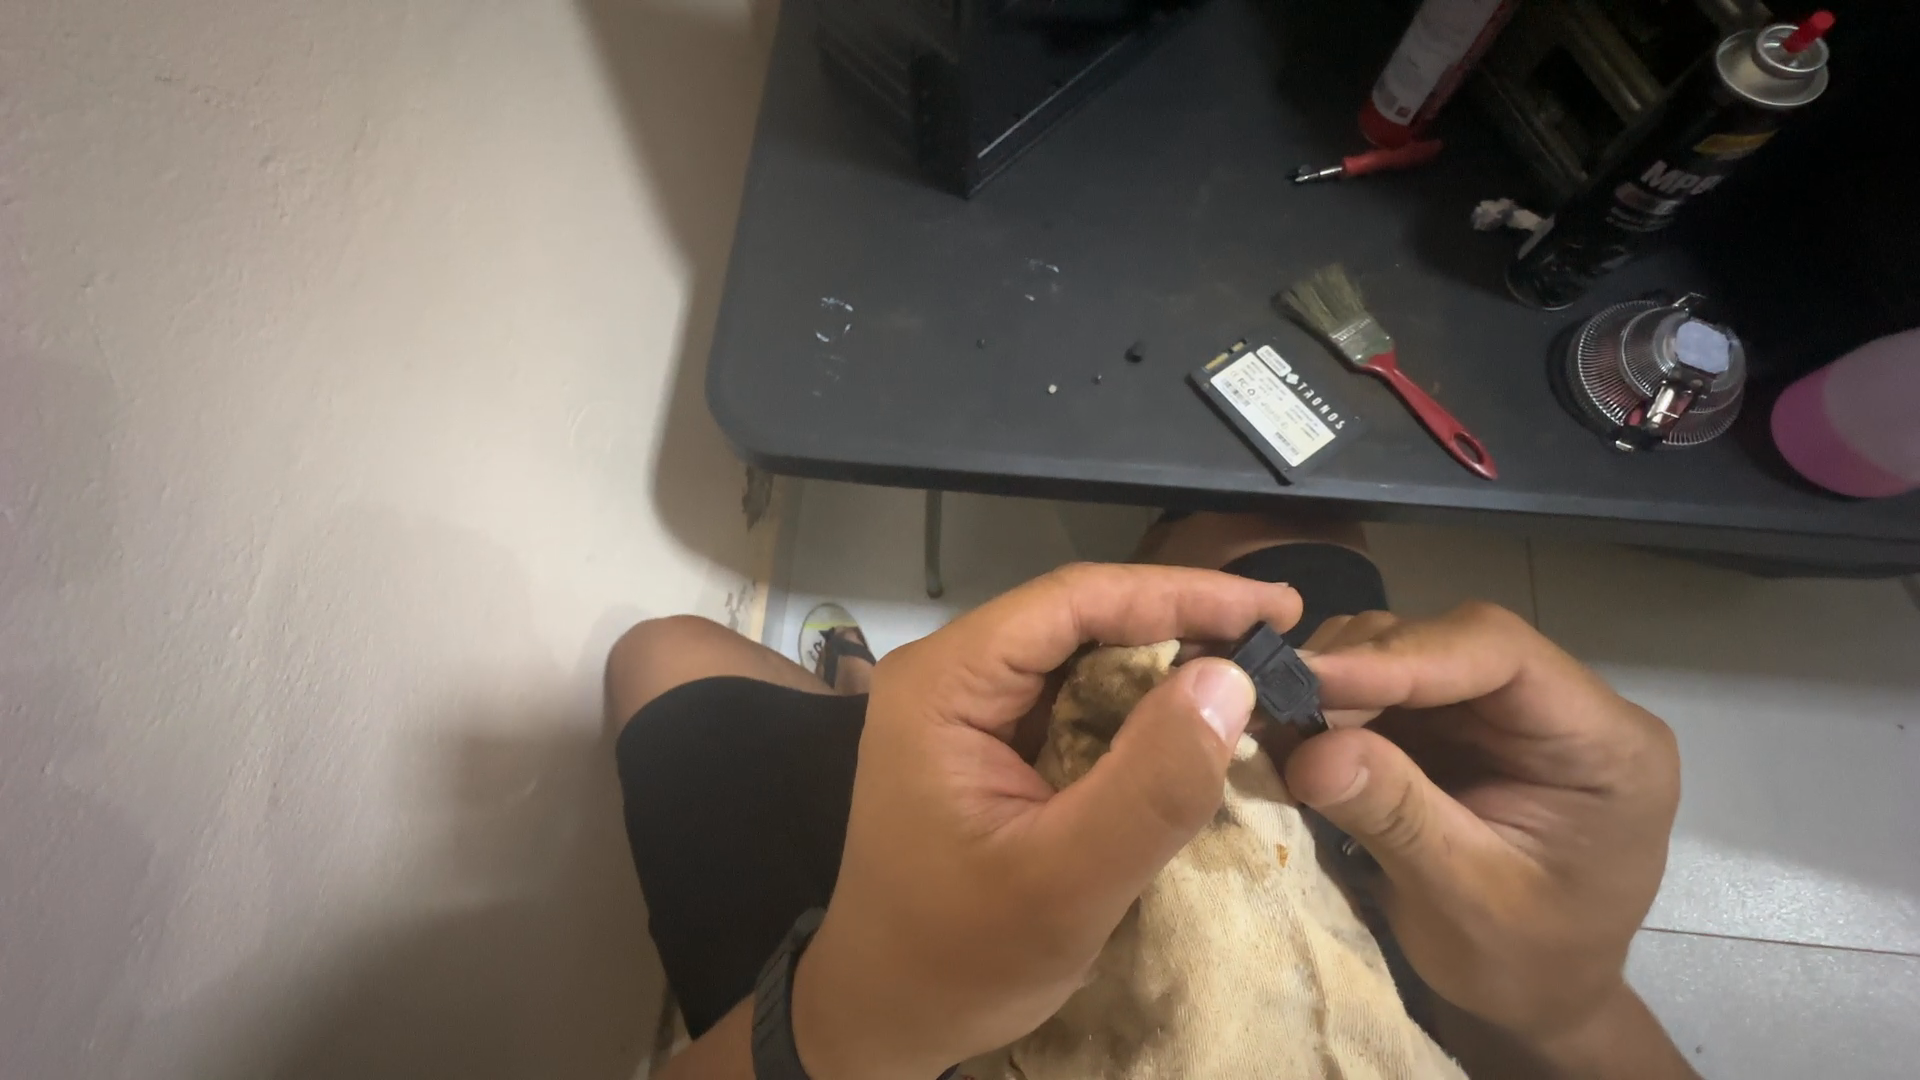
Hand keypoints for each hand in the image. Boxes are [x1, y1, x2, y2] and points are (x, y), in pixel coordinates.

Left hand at [791, 564, 1300, 1079]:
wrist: (886, 1006)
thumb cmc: (958, 956)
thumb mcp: (1065, 885)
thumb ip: (1150, 787)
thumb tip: (1228, 680)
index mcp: (944, 681)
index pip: (1071, 602)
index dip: (1178, 593)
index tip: (1273, 607)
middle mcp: (949, 669)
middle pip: (1076, 616)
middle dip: (1178, 621)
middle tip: (1273, 638)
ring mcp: (965, 698)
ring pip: (1079, 650)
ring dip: (1162, 658)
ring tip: (1248, 668)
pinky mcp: (985, 730)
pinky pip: (1071, 692)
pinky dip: (1135, 700)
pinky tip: (1187, 713)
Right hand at [1285, 603, 1682, 1057]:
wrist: (1524, 990)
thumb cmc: (1522, 959)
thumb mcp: (1466, 900)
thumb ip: (1397, 818)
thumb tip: (1311, 752)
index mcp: (1600, 741)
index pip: (1498, 651)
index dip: (1401, 655)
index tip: (1312, 681)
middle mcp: (1545, 701)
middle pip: (1434, 639)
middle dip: (1350, 672)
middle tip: (1274, 712)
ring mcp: (1485, 703)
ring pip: (1391, 646)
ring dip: (1328, 683)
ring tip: (1281, 730)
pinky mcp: (1438, 714)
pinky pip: (1369, 678)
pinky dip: (1323, 701)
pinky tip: (1293, 734)